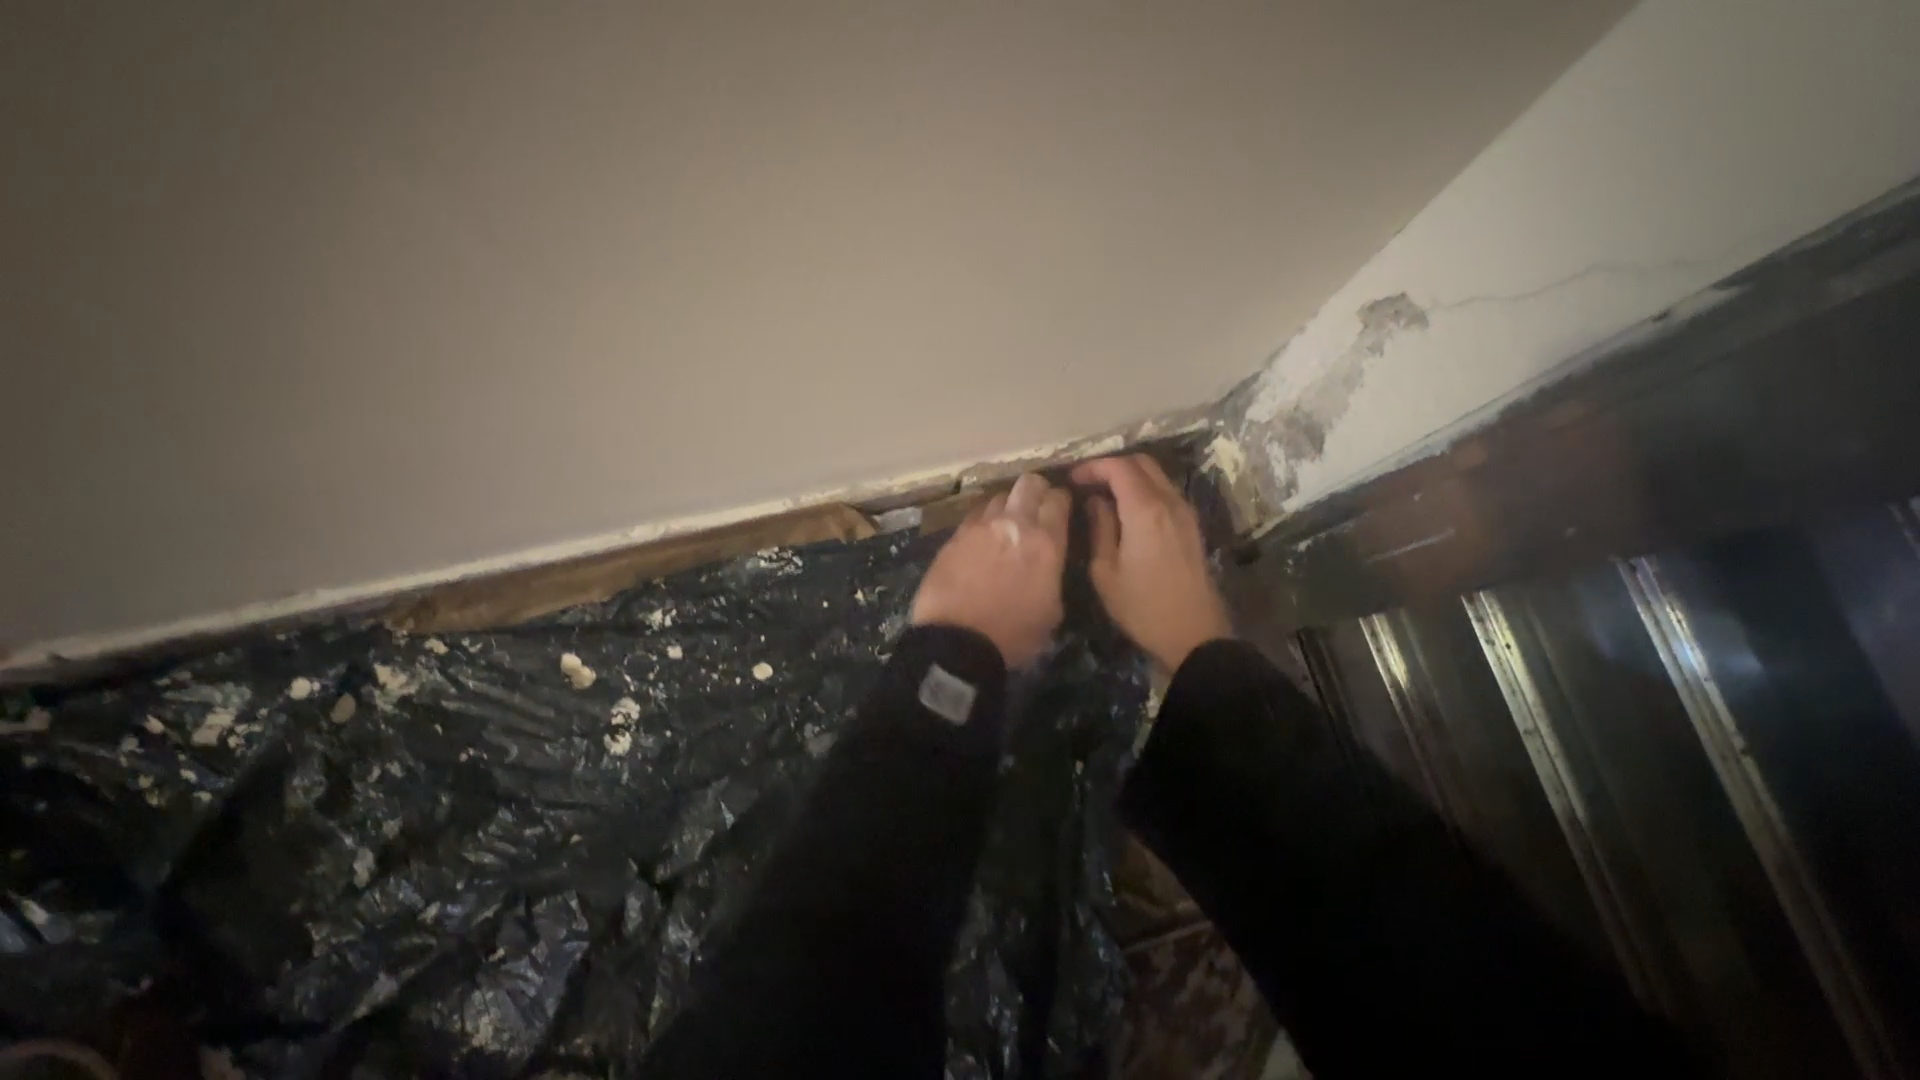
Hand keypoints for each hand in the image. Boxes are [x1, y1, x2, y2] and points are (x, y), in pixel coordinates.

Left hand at [910, 472, 1069, 667]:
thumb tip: (1048, 566)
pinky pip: (973, 516)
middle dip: (1036, 490)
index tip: (1060, 508)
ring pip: (997, 496)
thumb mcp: (1052, 612)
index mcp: (1046, 543)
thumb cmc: (1013, 636)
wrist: (957, 643)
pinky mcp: (953, 537)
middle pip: (1028, 484)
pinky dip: (982, 521)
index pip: (1058, 500)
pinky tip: (981, 538)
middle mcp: (1013, 524)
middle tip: (1035, 506)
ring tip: (1005, 523)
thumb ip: (1052, 576)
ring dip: (1006, 505)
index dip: (1061, 500)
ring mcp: (979, 527)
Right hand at [1071, 455, 1232, 673]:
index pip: (1119, 468)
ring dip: (1131, 477)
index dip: (1093, 467)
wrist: (1193, 634)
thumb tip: (1095, 502)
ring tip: (1105, 495)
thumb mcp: (1106, 572)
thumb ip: (1099, 528)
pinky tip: (1127, 510)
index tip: (1073, 479)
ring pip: (1157, 476)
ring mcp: (1185, 513)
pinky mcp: (1192, 526)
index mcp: (1145, 510)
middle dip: (1113, 466)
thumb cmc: (1142, 607)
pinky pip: (1166, 493)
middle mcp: (1169, 502)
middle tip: (1088, 482)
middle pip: (1142, 463)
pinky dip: (1145, 490)